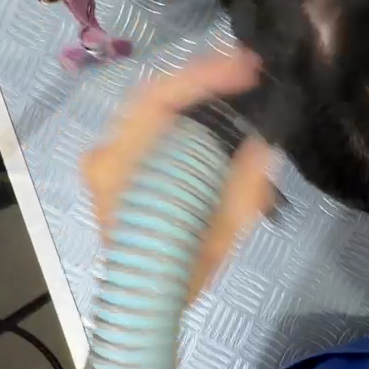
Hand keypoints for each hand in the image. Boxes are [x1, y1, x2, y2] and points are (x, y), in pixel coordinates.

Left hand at [83, 49, 276, 300]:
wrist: (143, 301)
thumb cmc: (176, 274)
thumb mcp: (219, 239)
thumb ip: (243, 192)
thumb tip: (262, 145)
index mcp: (121, 169)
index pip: (158, 101)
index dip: (203, 77)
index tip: (246, 68)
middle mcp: (106, 155)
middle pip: (157, 97)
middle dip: (205, 80)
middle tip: (250, 71)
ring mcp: (108, 160)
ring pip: (157, 110)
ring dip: (198, 97)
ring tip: (239, 87)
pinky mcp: (118, 166)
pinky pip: (156, 129)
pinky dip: (188, 117)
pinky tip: (216, 115)